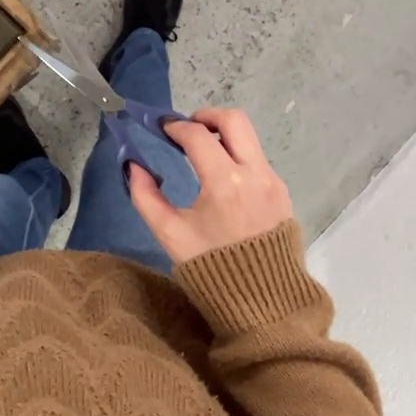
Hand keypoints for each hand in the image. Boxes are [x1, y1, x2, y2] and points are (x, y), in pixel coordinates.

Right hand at [126, 107, 294, 263]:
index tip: (162, 128)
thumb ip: (145, 196)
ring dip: (224, 134)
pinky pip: (258, 159)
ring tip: (202, 149)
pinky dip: (237, 155)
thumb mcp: (169, 234)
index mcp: (223, 183)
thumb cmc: (211, 268)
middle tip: (187, 126)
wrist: (263, 300)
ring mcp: (272, 181)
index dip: (176, 126)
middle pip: (234, 119)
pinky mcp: (282, 191)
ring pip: (250, 137)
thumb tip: (133, 165)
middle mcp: (254, 173)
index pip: (198, 136)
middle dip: (207, 116)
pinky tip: (221, 174)